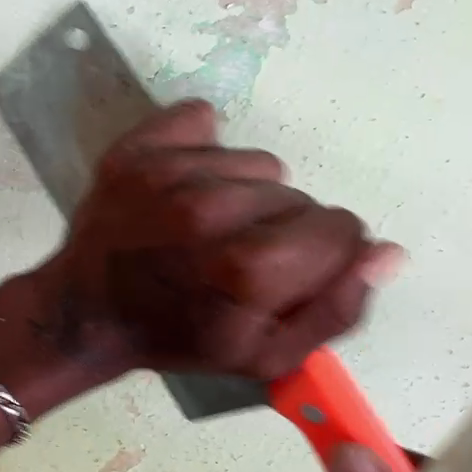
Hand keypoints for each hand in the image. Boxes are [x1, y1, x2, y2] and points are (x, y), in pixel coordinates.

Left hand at [0, 99, 400, 418]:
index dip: (322, 250)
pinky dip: (200, 141)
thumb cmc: (179, 336)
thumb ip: (337, 307)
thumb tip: (385, 252)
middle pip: (293, 194)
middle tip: (235, 250)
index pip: (338, 227)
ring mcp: (164, 175)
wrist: (86, 310)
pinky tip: (185, 178)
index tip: (287, 266)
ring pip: (252, 161)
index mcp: (248, 267)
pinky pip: (197, 117)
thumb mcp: (266, 354)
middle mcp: (208, 209)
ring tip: (205, 223)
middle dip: (280, 223)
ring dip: (243, 187)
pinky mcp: (132, 151)